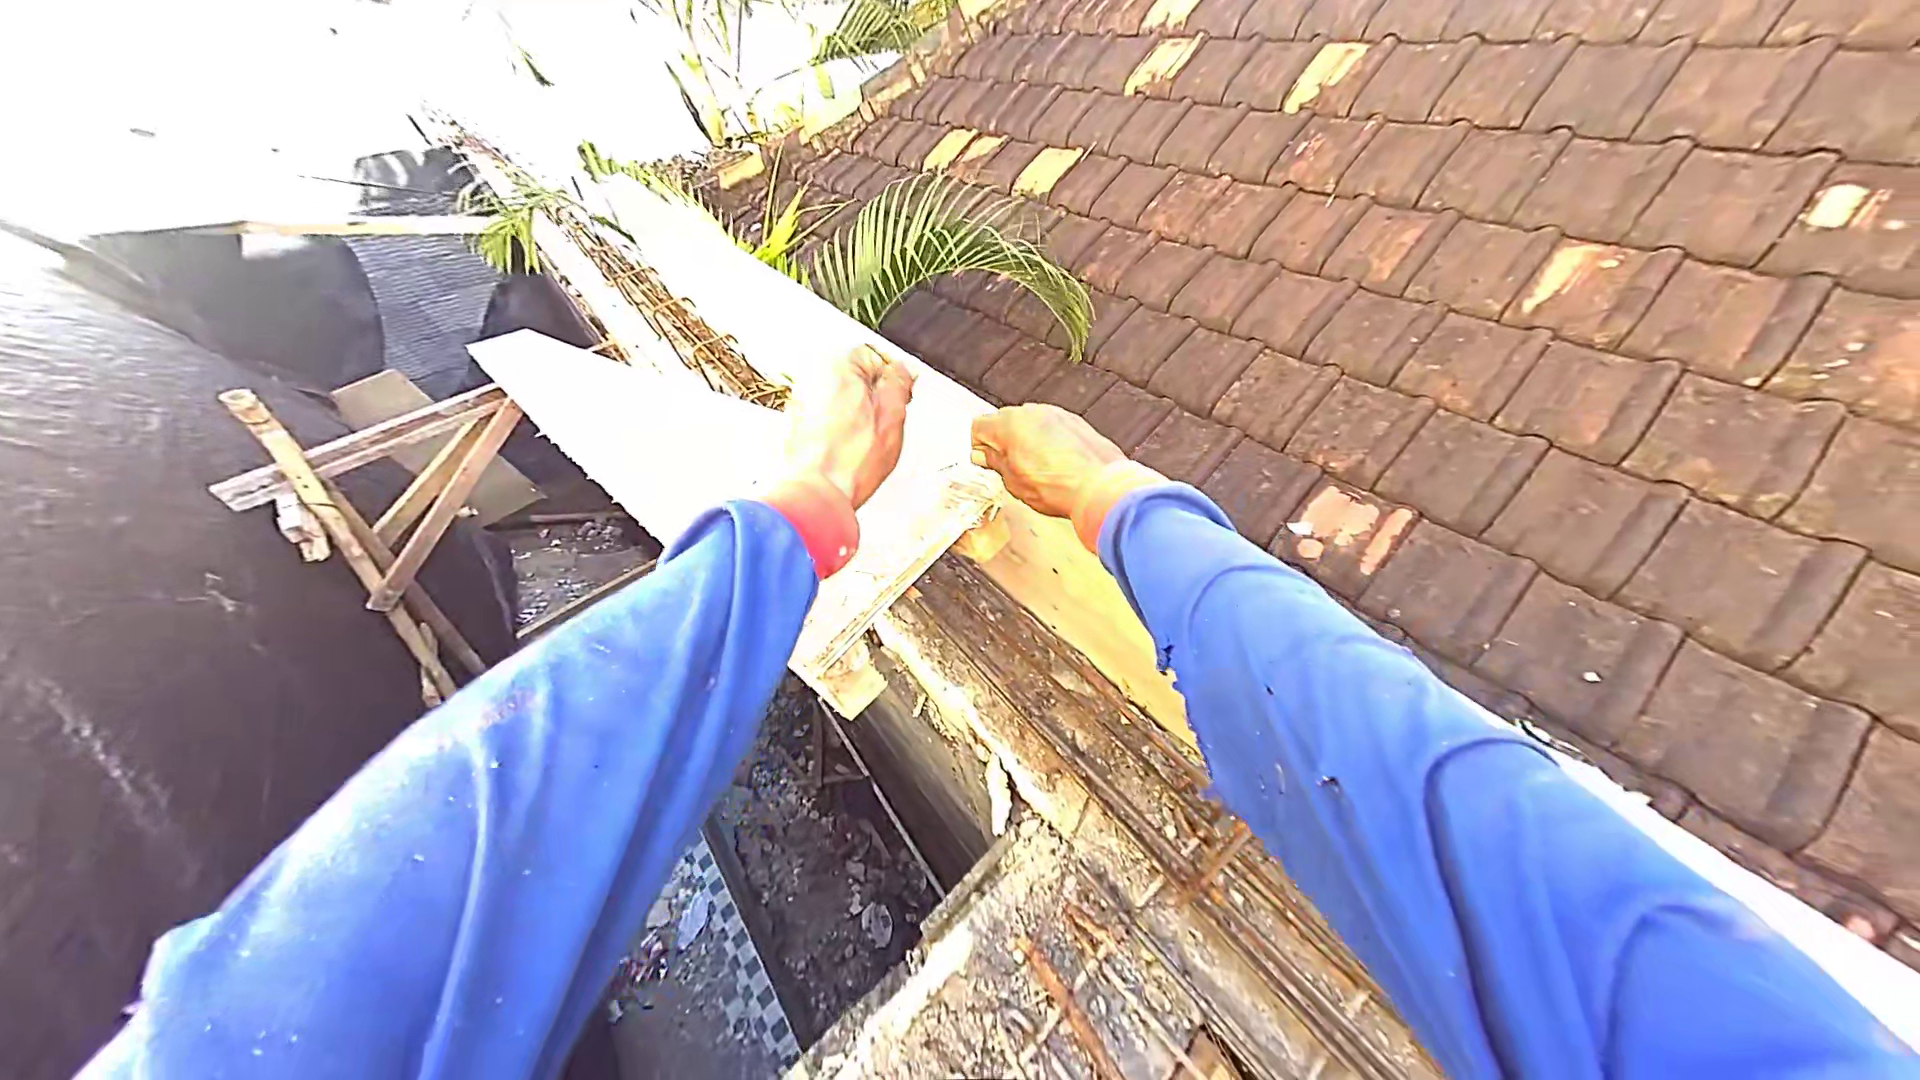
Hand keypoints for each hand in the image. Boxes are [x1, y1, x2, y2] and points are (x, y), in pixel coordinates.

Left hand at [781, 345, 915, 509]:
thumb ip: (899, 382)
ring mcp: (800, 401)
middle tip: (884, 425)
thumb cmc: (850, 460)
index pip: (875, 357)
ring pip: (840, 400)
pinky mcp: (795, 425)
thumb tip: (901, 372)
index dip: (893, 380)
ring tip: (865, 442)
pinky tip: (849, 450)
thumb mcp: (893, 414)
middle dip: (872, 398)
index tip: (901, 398)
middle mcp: (811, 376)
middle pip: (854, 378)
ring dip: (855, 416)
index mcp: (835, 363)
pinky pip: (826, 419)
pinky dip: (838, 431)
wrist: (818, 492)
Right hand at [969, 404, 1126, 516]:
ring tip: (1038, 469)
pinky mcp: (1075, 421)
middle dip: (1004, 442)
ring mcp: (1055, 413)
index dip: (980, 447)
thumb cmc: (1057, 487)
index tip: (989, 463)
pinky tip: (1057, 464)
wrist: (1101, 487)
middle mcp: (1031, 411)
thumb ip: (996, 463)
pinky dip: (1049, 441)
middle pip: (1004, 421)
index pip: (979, 426)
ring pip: (1030, 423)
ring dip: (1027, 441)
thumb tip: (984, 455)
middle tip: (1012, 470)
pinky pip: (1052, 427)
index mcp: (1008, 424)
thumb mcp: (1014, 482)